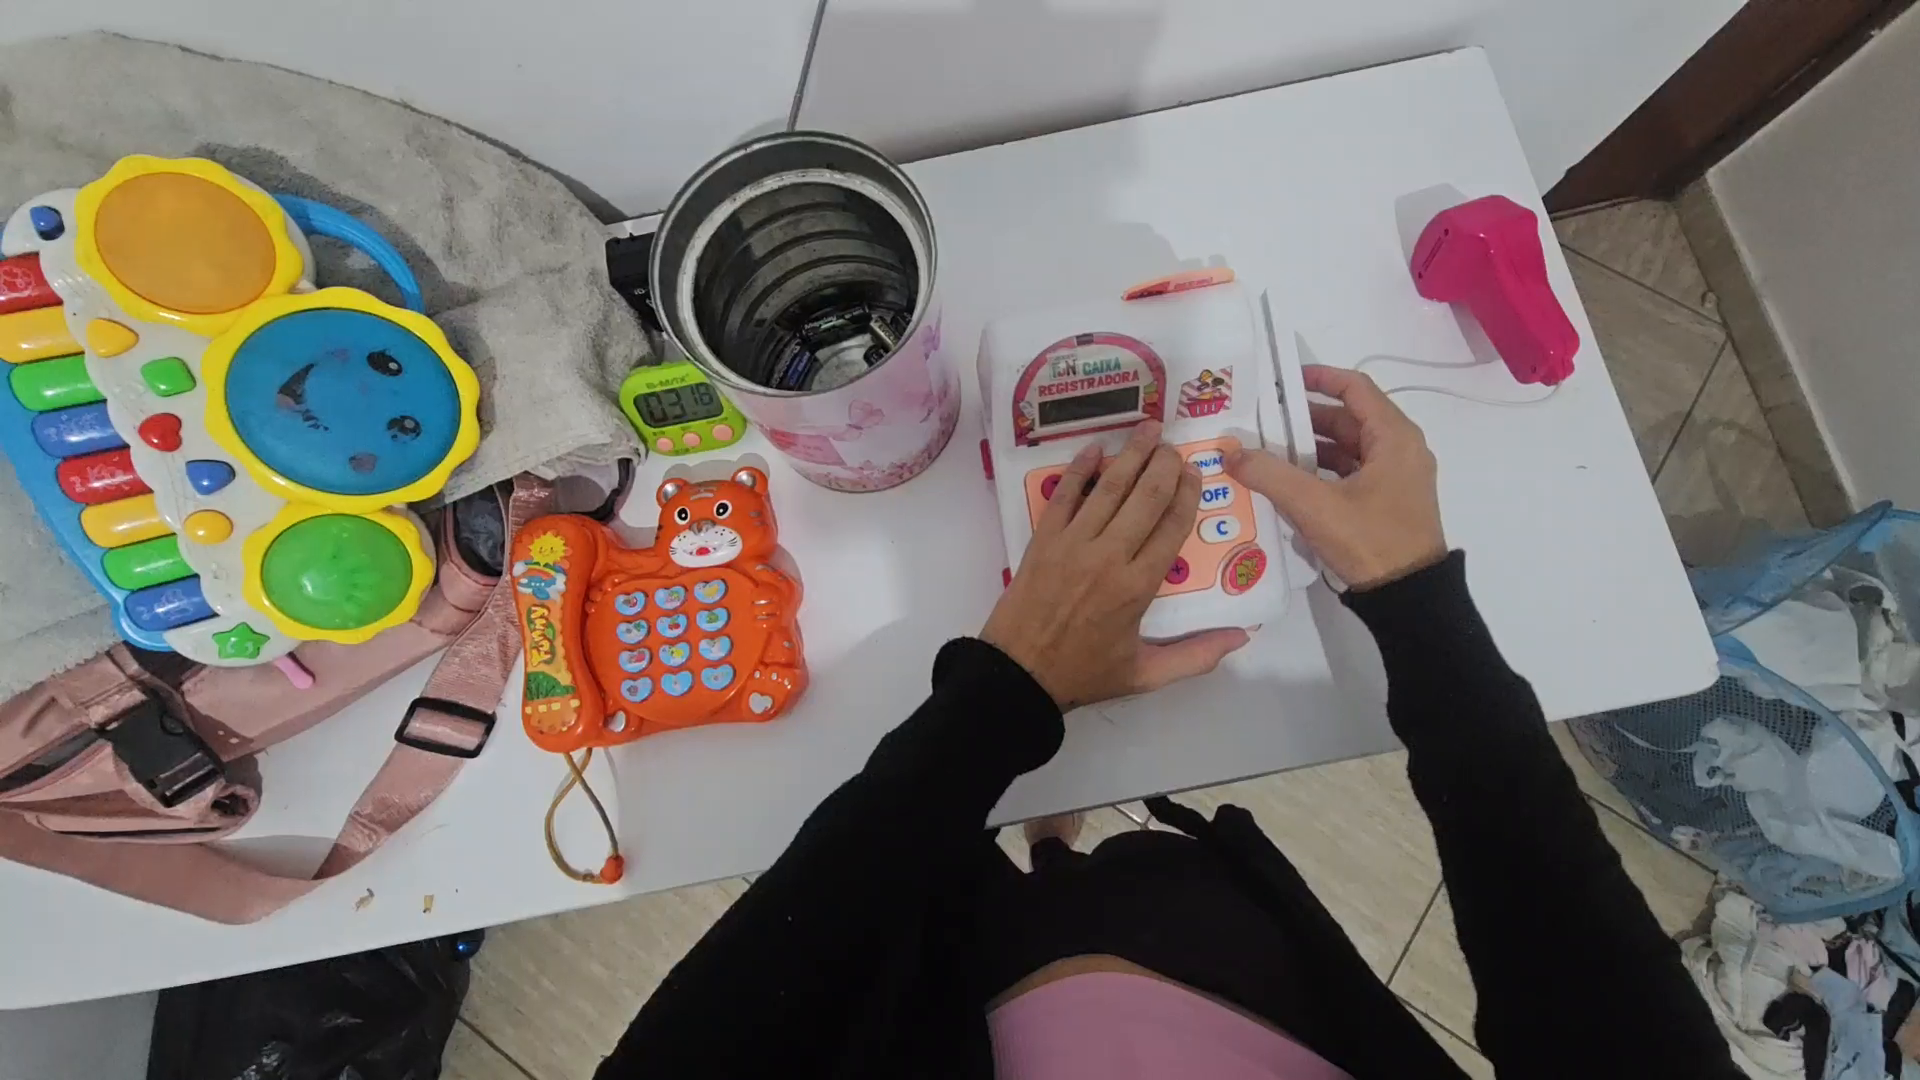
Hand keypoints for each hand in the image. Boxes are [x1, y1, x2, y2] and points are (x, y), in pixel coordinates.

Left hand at [981, 421, 1249, 708]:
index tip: (1195, 473)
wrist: (1018, 673)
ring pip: (1108, 489)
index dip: (1187, 495)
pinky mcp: (1043, 540)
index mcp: (1138, 586)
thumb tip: (1242, 637)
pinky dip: (1079, 470)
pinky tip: (1095, 448)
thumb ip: (1195, 656)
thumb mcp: (1145, 675)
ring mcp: (1073, 544)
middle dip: (1164, 465)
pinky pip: (1064, 496)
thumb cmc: (1083, 674)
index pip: (1172, 527)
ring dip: (1130, 455)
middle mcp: (1109, 556)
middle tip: (1174, 444)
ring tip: (1148, 429)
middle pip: (1145, 498)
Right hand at [1228, 365, 1446, 589]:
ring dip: (1310, 445)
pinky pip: (1349, 471)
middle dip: (1304, 417)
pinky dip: (1320, 469)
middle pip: (1349, 419)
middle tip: (1263, 419)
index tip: (1283, 379)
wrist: (1408, 596)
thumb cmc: (1369, 540)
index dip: (1319, 378)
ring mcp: (1396, 477)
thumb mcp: (1314, 505)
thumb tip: (1229, 452)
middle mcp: (1400, 450)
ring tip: (1267, 450)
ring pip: (1348, 447)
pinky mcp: (1387, 501)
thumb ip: (1269, 474)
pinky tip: (1289, 482)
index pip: (1356, 389)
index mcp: (1394, 438)